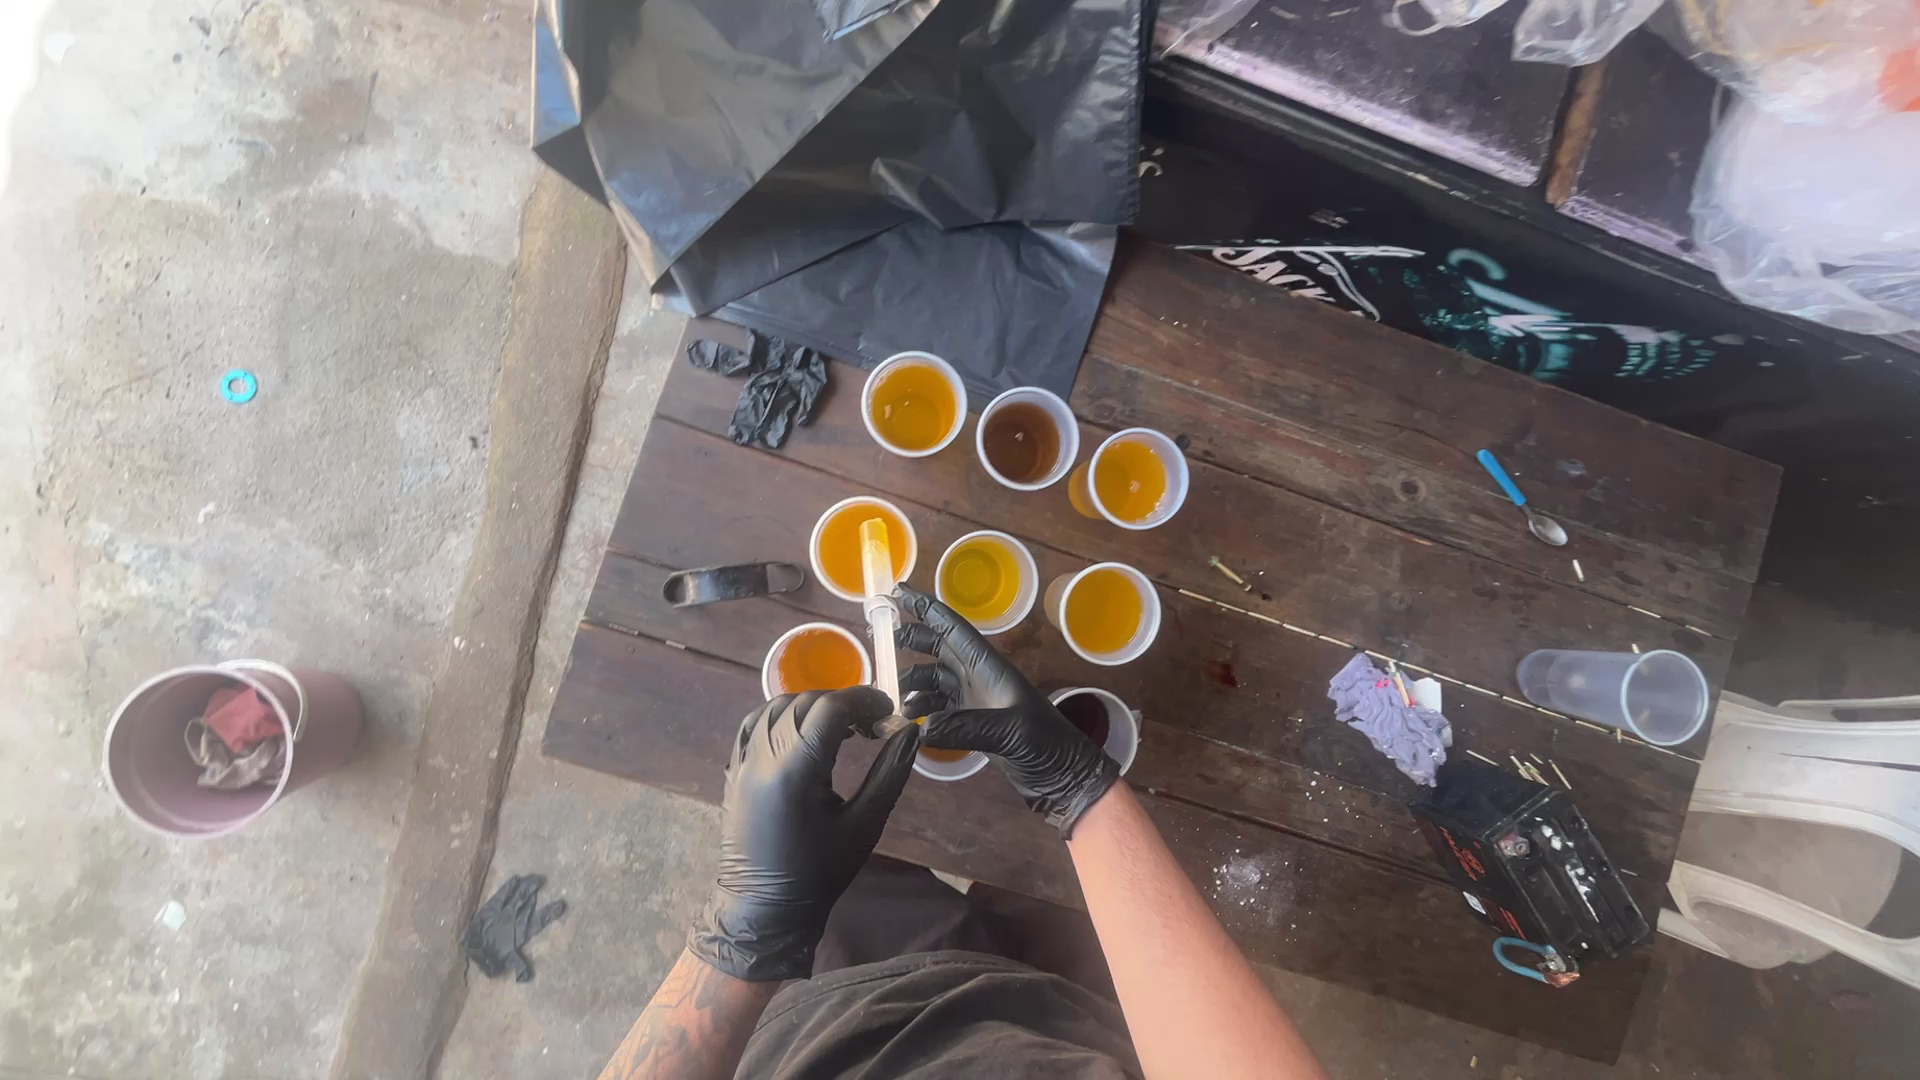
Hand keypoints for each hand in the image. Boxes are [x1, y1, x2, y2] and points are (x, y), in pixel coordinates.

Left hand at [689, 687, 918, 980]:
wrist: (763, 911)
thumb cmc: (819, 872)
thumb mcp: (864, 825)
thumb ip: (889, 773)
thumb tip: (911, 731)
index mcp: (796, 772)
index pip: (830, 709)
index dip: (864, 701)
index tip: (888, 713)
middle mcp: (764, 758)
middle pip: (805, 702)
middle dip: (843, 703)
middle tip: (871, 724)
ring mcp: (743, 762)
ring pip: (777, 706)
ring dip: (813, 705)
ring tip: (840, 726)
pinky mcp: (734, 770)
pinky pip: (753, 724)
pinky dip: (782, 715)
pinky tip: (803, 731)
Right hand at [893, 585, 1118, 837]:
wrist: (1065, 778)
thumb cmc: (1047, 746)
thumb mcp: (1011, 732)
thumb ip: (966, 727)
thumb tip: (918, 726)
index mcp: (989, 666)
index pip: (952, 627)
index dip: (925, 607)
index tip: (897, 591)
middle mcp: (979, 676)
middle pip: (939, 647)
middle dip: (911, 639)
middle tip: (878, 638)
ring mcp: (975, 700)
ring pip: (934, 678)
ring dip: (911, 681)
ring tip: (889, 696)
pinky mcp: (973, 723)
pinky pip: (938, 707)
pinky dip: (920, 710)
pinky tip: (907, 722)